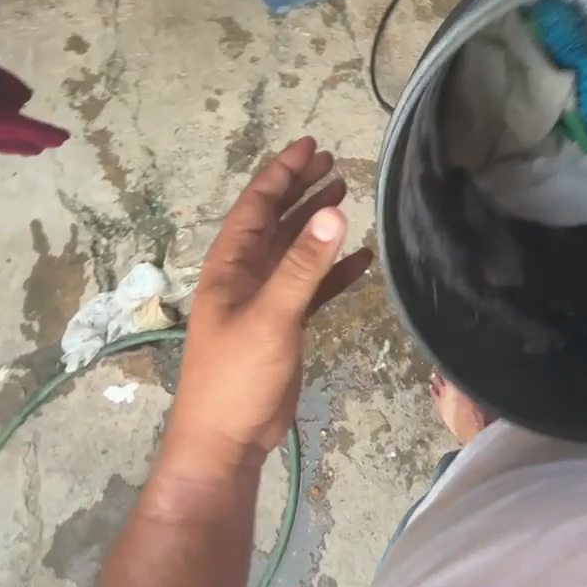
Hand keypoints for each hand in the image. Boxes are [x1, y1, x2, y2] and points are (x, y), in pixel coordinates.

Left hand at [160, 138, 374, 479]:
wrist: (226, 441)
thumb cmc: (238, 374)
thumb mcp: (272, 314)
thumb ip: (304, 264)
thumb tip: (334, 211)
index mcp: (231, 263)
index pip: (257, 203)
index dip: (282, 172)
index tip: (310, 144)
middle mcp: (246, 273)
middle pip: (276, 219)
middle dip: (301, 189)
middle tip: (332, 162)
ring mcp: (265, 299)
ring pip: (294, 249)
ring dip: (316, 223)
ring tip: (345, 195)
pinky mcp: (284, 323)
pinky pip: (312, 285)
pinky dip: (333, 269)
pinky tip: (360, 260)